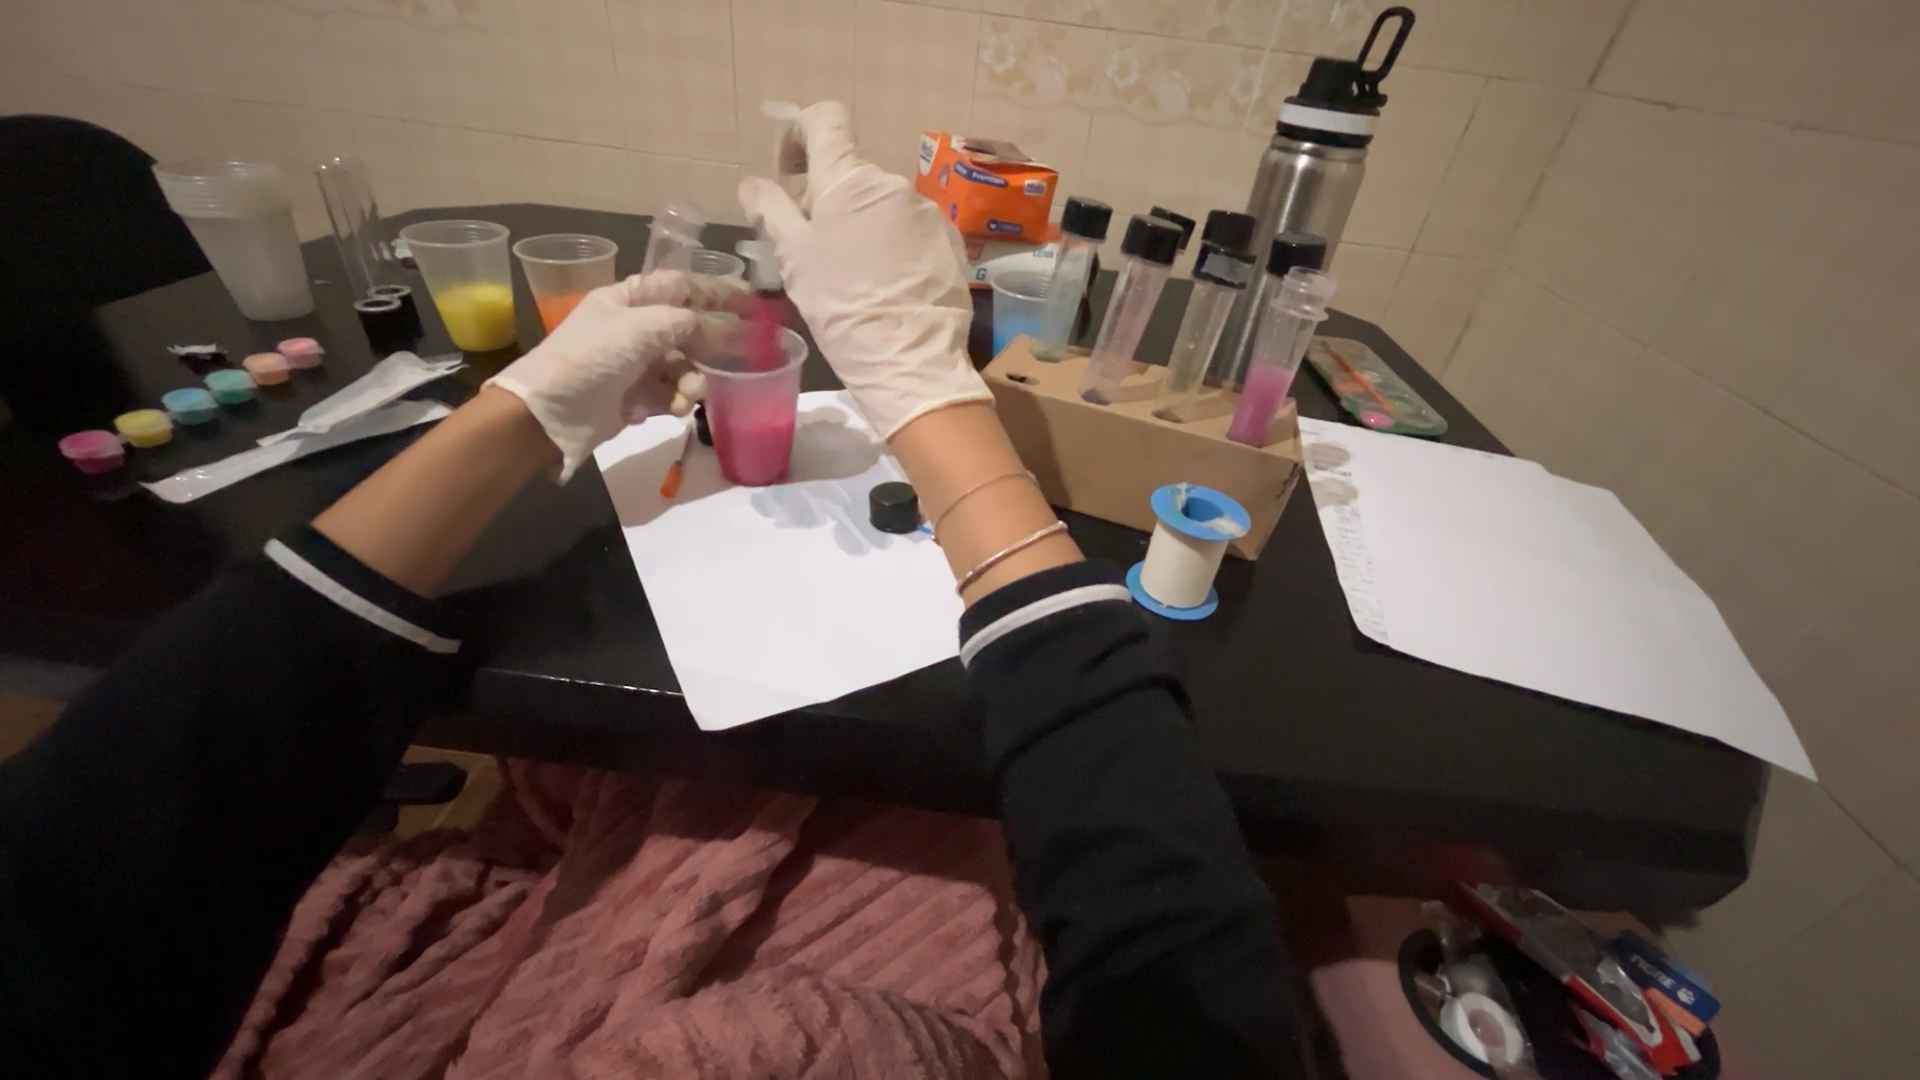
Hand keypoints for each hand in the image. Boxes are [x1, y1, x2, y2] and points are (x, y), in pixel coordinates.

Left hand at [486, 270, 744, 481]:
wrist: (548, 416)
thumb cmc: (590, 360)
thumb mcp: (640, 331)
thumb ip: (690, 324)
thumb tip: (731, 330)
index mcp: (628, 300)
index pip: (682, 286)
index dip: (717, 291)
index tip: (753, 303)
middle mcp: (634, 328)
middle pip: (688, 329)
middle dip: (711, 346)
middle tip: (745, 355)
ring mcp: (635, 364)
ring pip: (685, 366)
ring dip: (693, 381)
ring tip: (688, 396)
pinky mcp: (637, 396)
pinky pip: (672, 393)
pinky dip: (677, 401)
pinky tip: (672, 410)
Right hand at [737, 101, 990, 440]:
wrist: (909, 362)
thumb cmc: (842, 309)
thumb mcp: (795, 260)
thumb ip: (771, 210)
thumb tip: (752, 184)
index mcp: (849, 179)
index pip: (825, 120)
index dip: (800, 135)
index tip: (790, 175)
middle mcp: (893, 185)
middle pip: (852, 174)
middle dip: (828, 200)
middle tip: (816, 250)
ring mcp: (927, 214)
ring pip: (882, 206)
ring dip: (863, 226)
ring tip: (855, 277)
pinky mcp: (949, 244)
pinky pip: (912, 232)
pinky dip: (894, 247)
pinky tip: (887, 287)